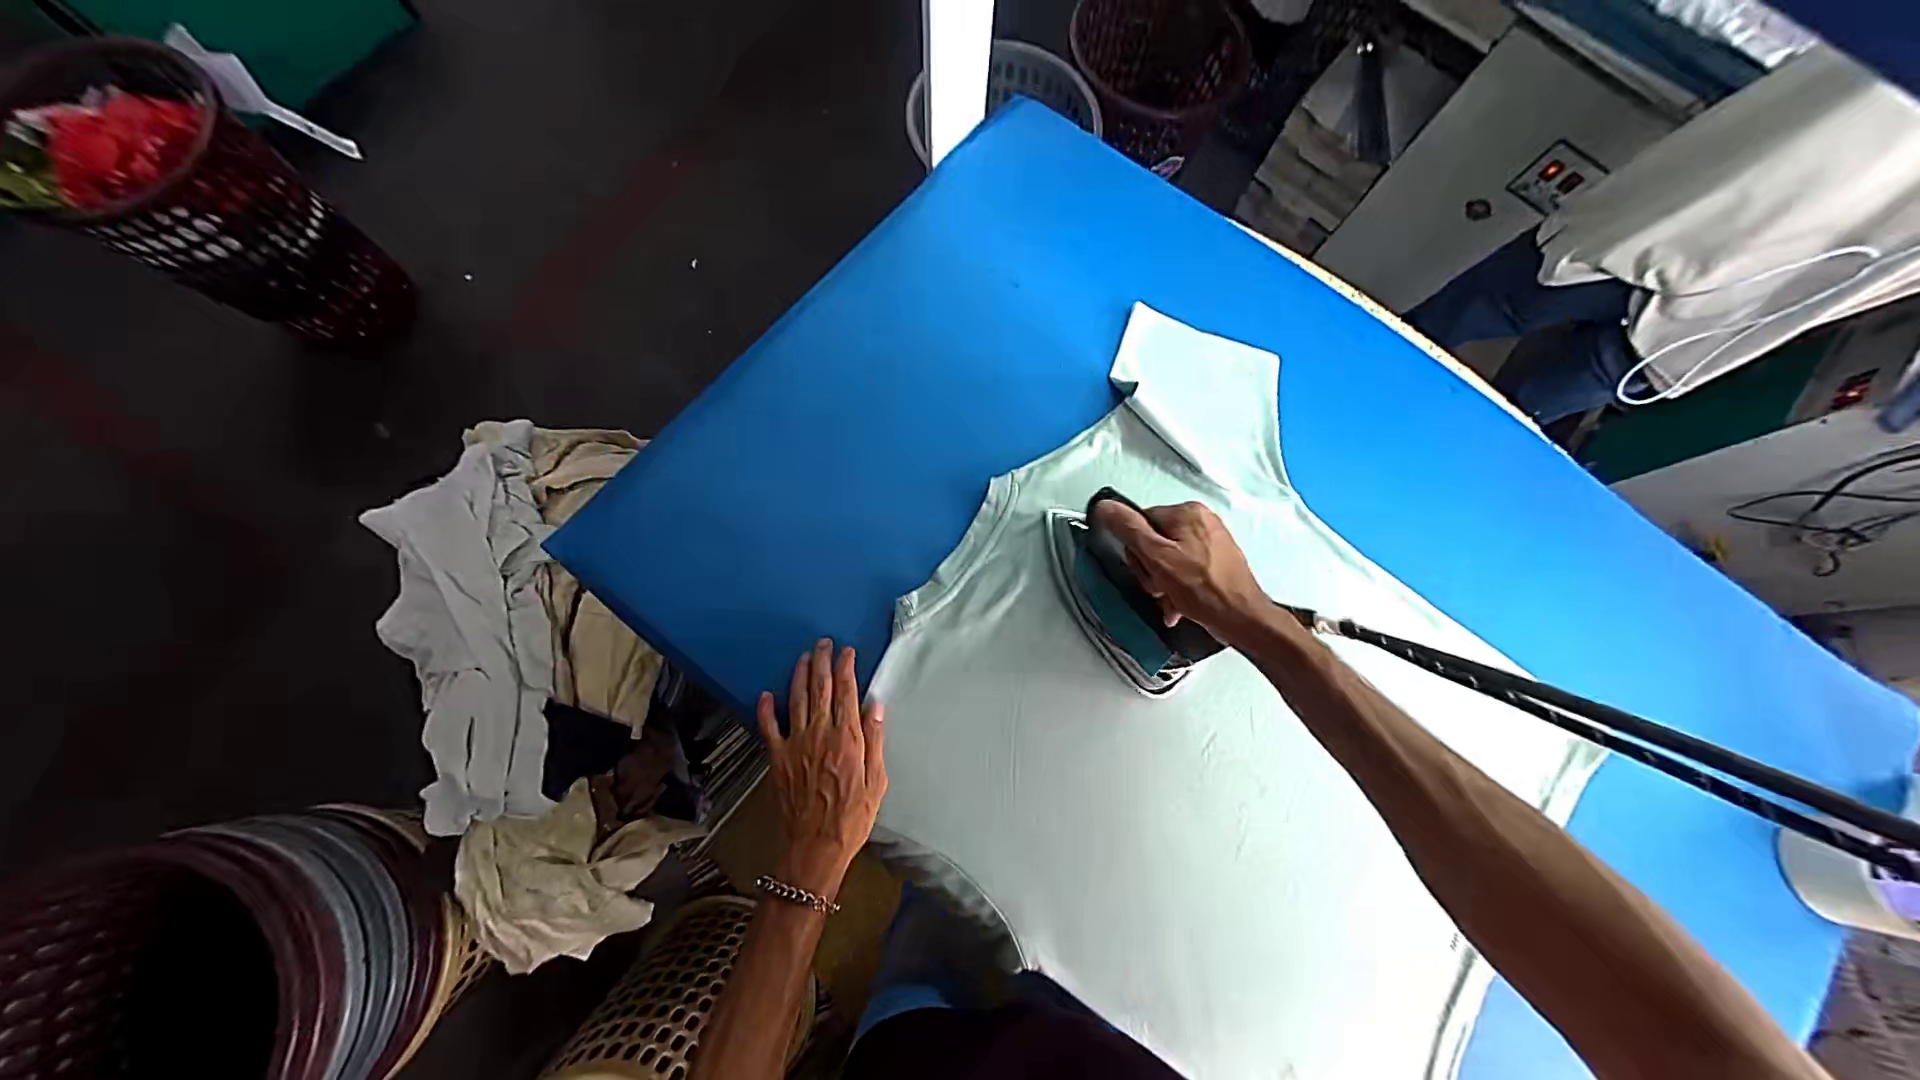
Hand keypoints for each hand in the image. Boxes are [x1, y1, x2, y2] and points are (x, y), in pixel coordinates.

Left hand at [756, 639, 887, 899]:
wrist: (815, 847)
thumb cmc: (853, 817)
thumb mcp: (877, 779)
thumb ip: (874, 739)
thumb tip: (875, 705)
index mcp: (847, 737)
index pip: (847, 691)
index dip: (847, 667)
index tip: (848, 651)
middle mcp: (820, 733)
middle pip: (820, 687)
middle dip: (822, 661)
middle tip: (824, 643)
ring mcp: (795, 744)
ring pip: (796, 699)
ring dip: (799, 674)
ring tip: (804, 656)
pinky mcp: (777, 758)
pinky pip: (768, 728)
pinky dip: (766, 709)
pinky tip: (766, 694)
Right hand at [1089, 499, 1270, 646]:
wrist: (1242, 619)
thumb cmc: (1206, 590)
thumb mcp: (1157, 558)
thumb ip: (1129, 529)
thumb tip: (1105, 507)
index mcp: (1186, 512)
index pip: (1140, 522)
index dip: (1137, 551)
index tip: (1147, 569)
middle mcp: (1201, 521)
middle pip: (1153, 541)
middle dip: (1151, 569)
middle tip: (1161, 585)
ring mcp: (1210, 541)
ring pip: (1167, 558)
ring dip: (1163, 582)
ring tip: (1173, 597)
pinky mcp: (1215, 560)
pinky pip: (1183, 568)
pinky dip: (1178, 586)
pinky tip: (1180, 602)